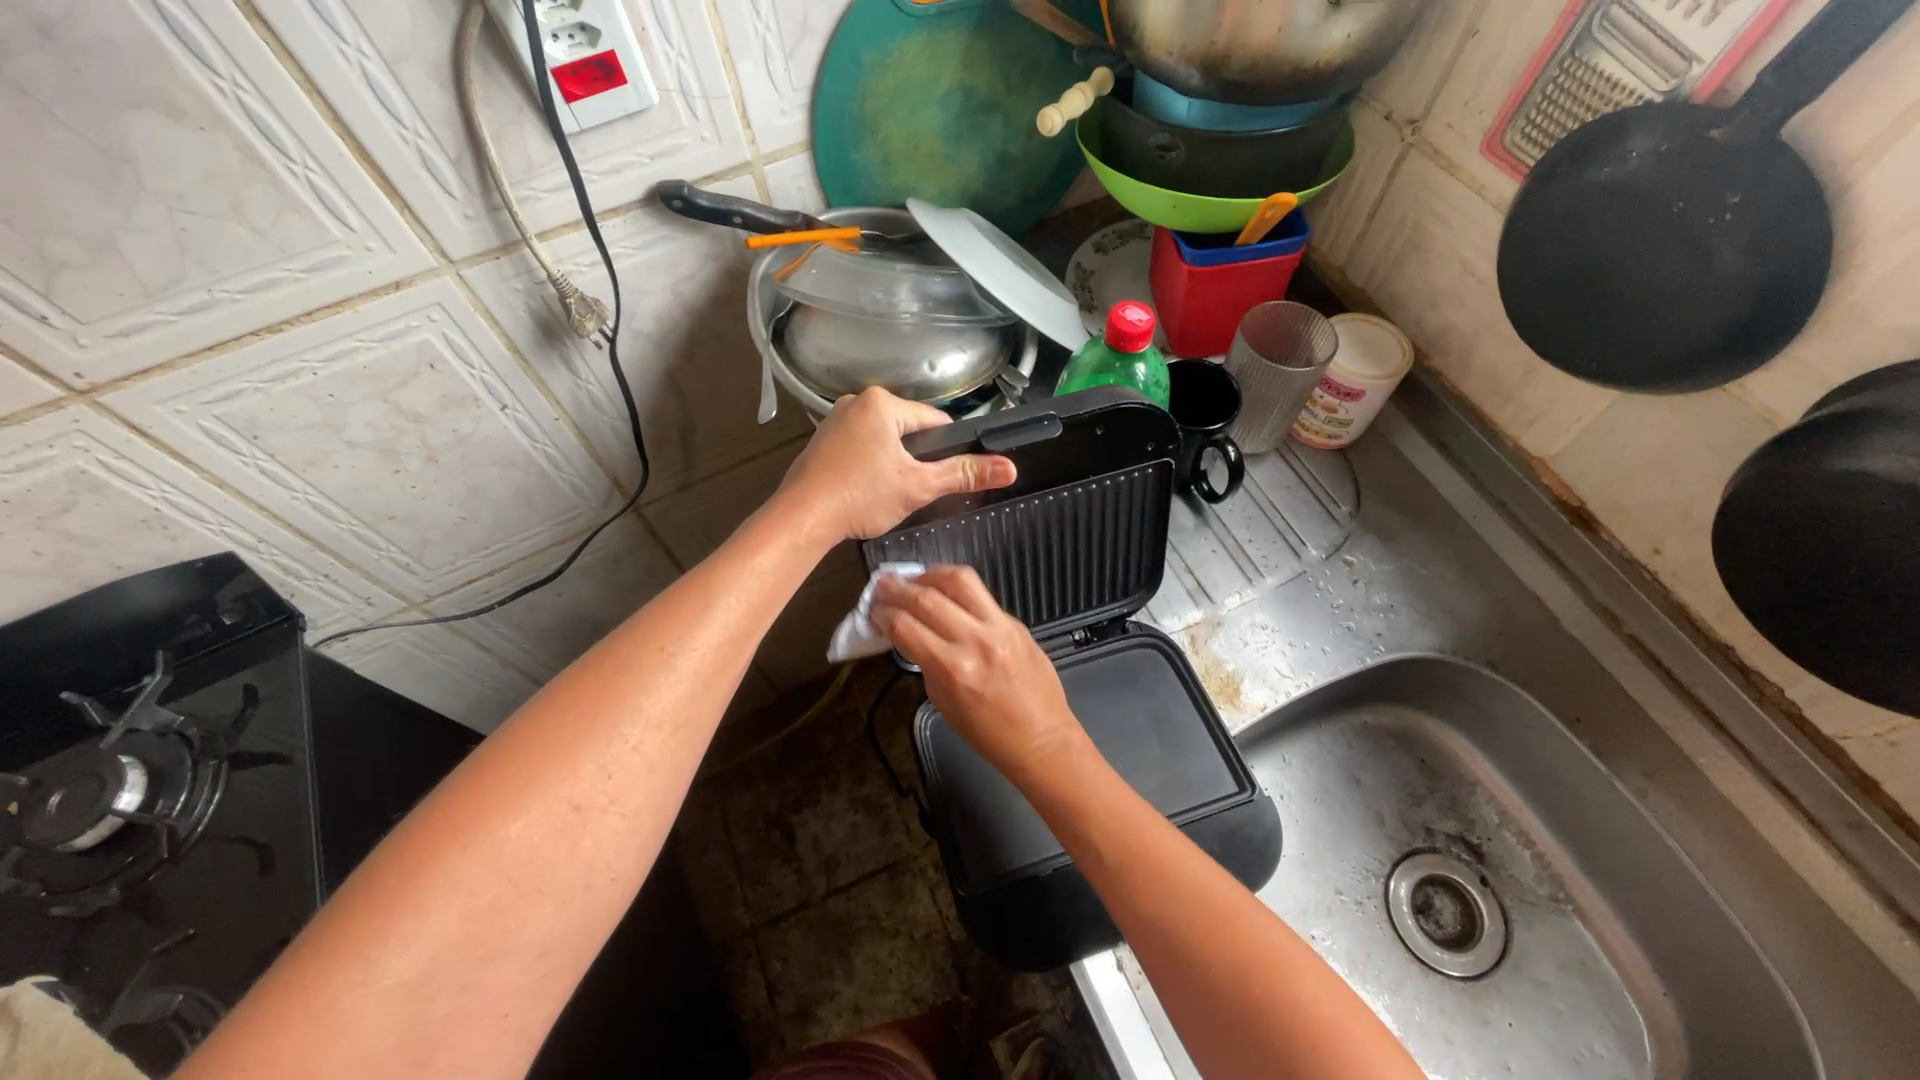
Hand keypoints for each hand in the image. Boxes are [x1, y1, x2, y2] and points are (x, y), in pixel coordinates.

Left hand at [774, 388, 1016, 543]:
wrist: (802, 518)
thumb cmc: (861, 497)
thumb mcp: (918, 486)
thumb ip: (964, 474)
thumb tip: (1009, 467)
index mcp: (882, 403)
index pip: (935, 421)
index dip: (947, 449)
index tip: (946, 476)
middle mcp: (857, 401)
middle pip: (908, 429)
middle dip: (916, 457)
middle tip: (916, 489)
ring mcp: (835, 420)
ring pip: (883, 439)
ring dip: (892, 462)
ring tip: (890, 493)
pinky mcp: (821, 441)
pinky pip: (860, 447)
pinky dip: (868, 466)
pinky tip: (867, 491)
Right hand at [872, 566, 1092, 785]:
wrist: (1041, 737)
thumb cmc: (986, 732)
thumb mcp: (942, 701)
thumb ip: (926, 662)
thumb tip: (910, 632)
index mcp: (951, 668)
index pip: (905, 626)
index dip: (882, 615)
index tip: (873, 611)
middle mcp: (975, 640)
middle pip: (926, 597)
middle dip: (897, 588)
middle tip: (882, 584)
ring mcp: (999, 627)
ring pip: (959, 580)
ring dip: (930, 574)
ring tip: (915, 579)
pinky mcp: (1015, 622)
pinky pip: (981, 594)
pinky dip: (956, 587)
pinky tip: (944, 590)